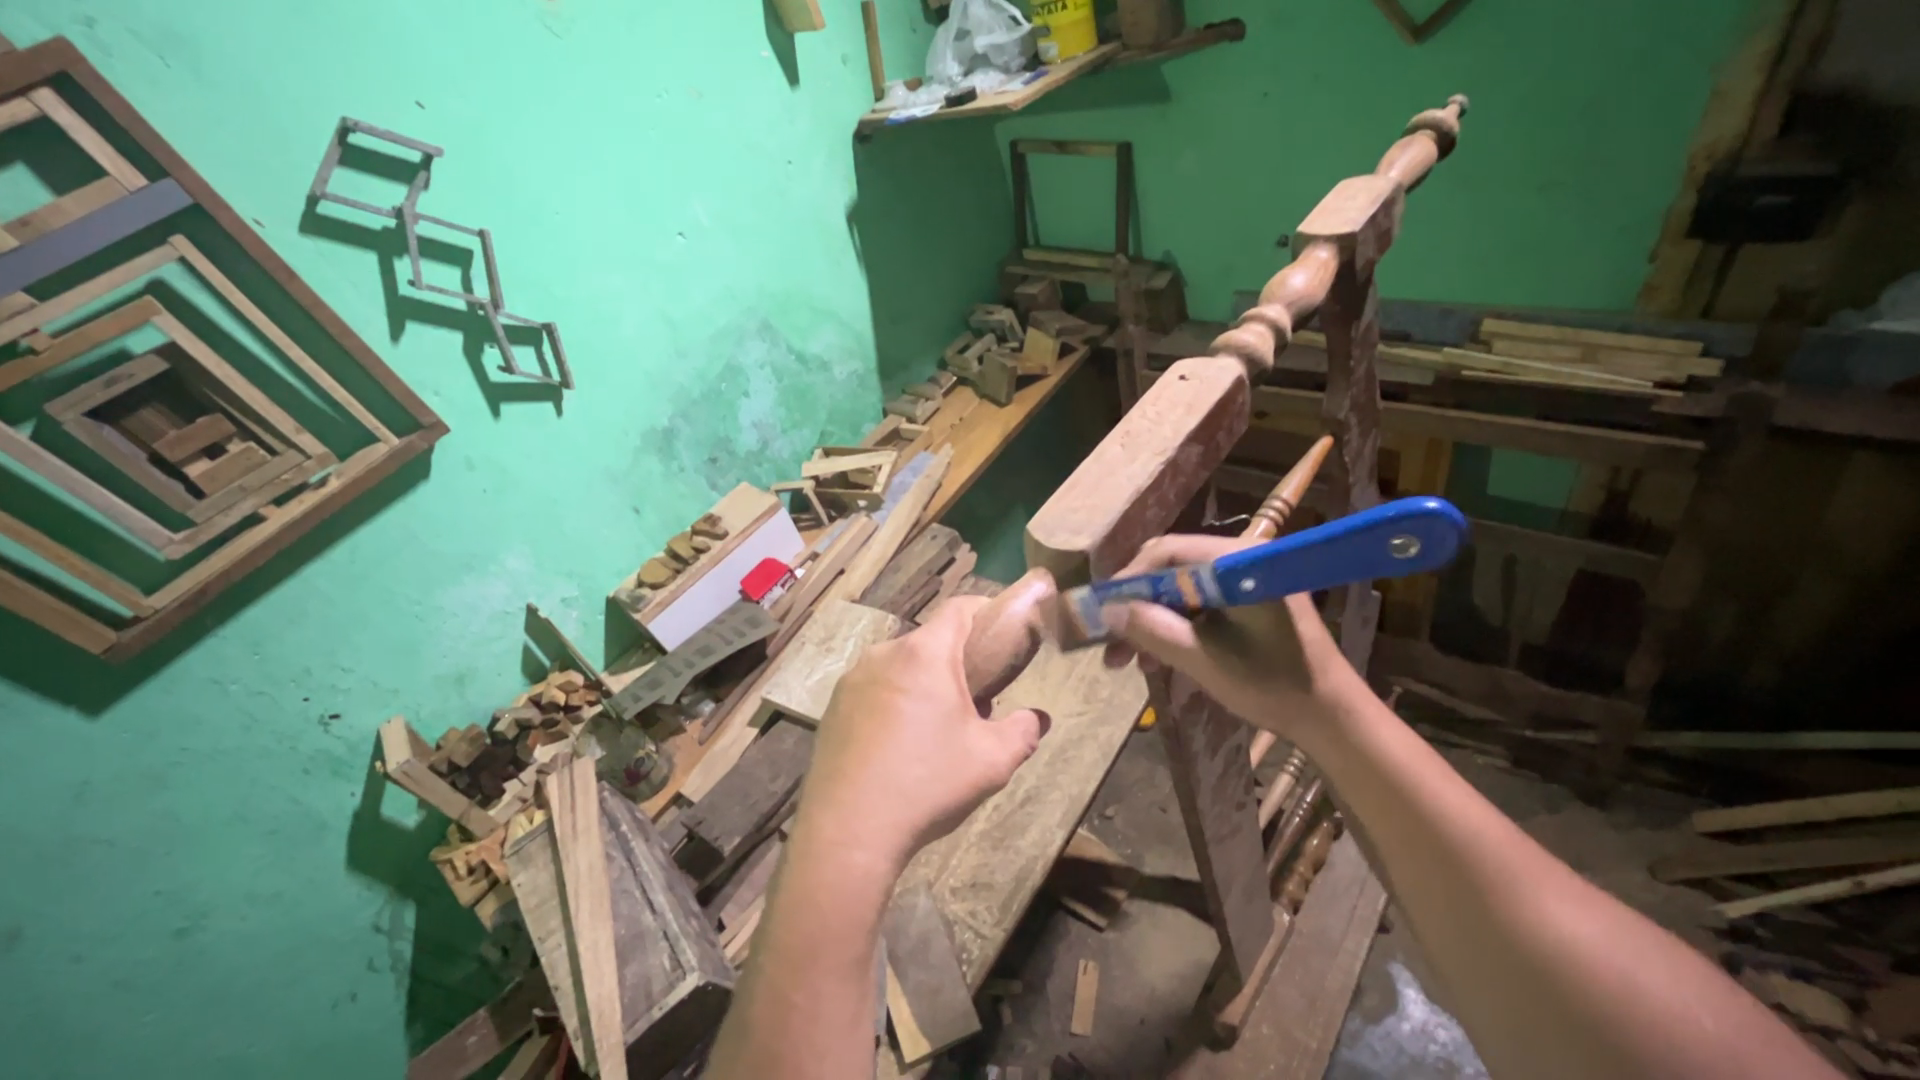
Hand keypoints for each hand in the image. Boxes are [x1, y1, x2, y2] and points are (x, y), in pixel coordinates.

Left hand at [795, 596, 1050, 872]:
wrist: (848, 832)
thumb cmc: (926, 784)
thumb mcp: (992, 761)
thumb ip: (1023, 732)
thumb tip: (1038, 718)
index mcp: (924, 654)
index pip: (959, 608)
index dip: (985, 612)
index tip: (1003, 632)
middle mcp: (883, 654)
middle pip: (929, 642)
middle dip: (957, 662)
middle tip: (980, 700)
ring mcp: (851, 681)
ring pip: (900, 668)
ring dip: (924, 685)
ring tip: (940, 729)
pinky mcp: (832, 710)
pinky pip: (874, 692)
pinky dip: (895, 705)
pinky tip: (901, 748)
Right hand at [1100, 533, 1352, 739]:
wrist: (1330, 714)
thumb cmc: (1272, 685)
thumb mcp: (1203, 660)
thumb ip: (1153, 629)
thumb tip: (1108, 609)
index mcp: (1236, 561)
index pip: (1165, 552)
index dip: (1126, 581)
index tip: (1100, 613)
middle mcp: (1240, 559)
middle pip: (1169, 570)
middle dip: (1135, 608)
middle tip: (1109, 643)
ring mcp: (1245, 579)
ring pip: (1179, 590)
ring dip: (1151, 622)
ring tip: (1126, 662)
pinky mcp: (1247, 600)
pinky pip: (1197, 604)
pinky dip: (1173, 628)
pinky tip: (1156, 658)